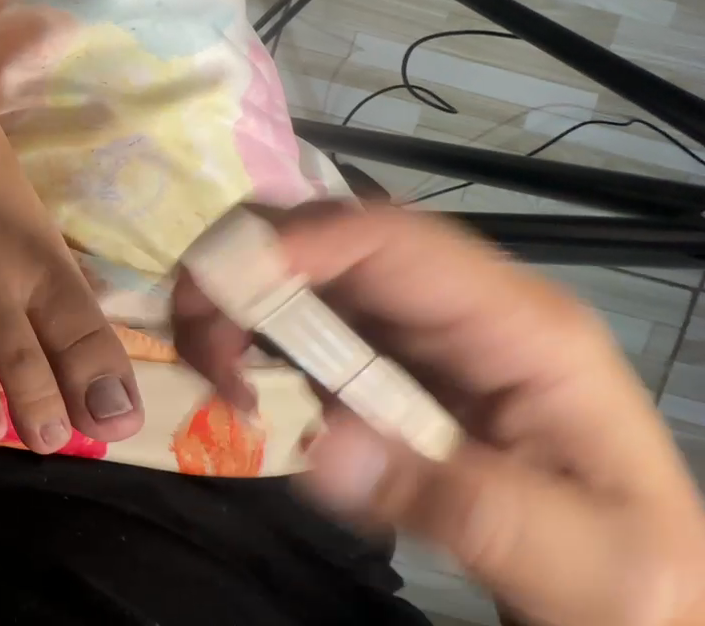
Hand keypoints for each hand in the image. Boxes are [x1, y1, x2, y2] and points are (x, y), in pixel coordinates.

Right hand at [173, 208, 704, 625]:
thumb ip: (464, 506)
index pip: (393, 240)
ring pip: (281, 264)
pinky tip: (237, 385)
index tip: (223, 288)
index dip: (298, 241)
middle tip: (199, 344)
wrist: (623, 590)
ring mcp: (400, 320)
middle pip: (316, 235)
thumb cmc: (626, 571)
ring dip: (226, 307)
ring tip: (219, 378)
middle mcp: (447, 301)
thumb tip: (325, 442)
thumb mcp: (584, 566)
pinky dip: (234, 334)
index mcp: (518, 326)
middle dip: (237, 272)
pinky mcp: (364, 346)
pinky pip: (278, 312)